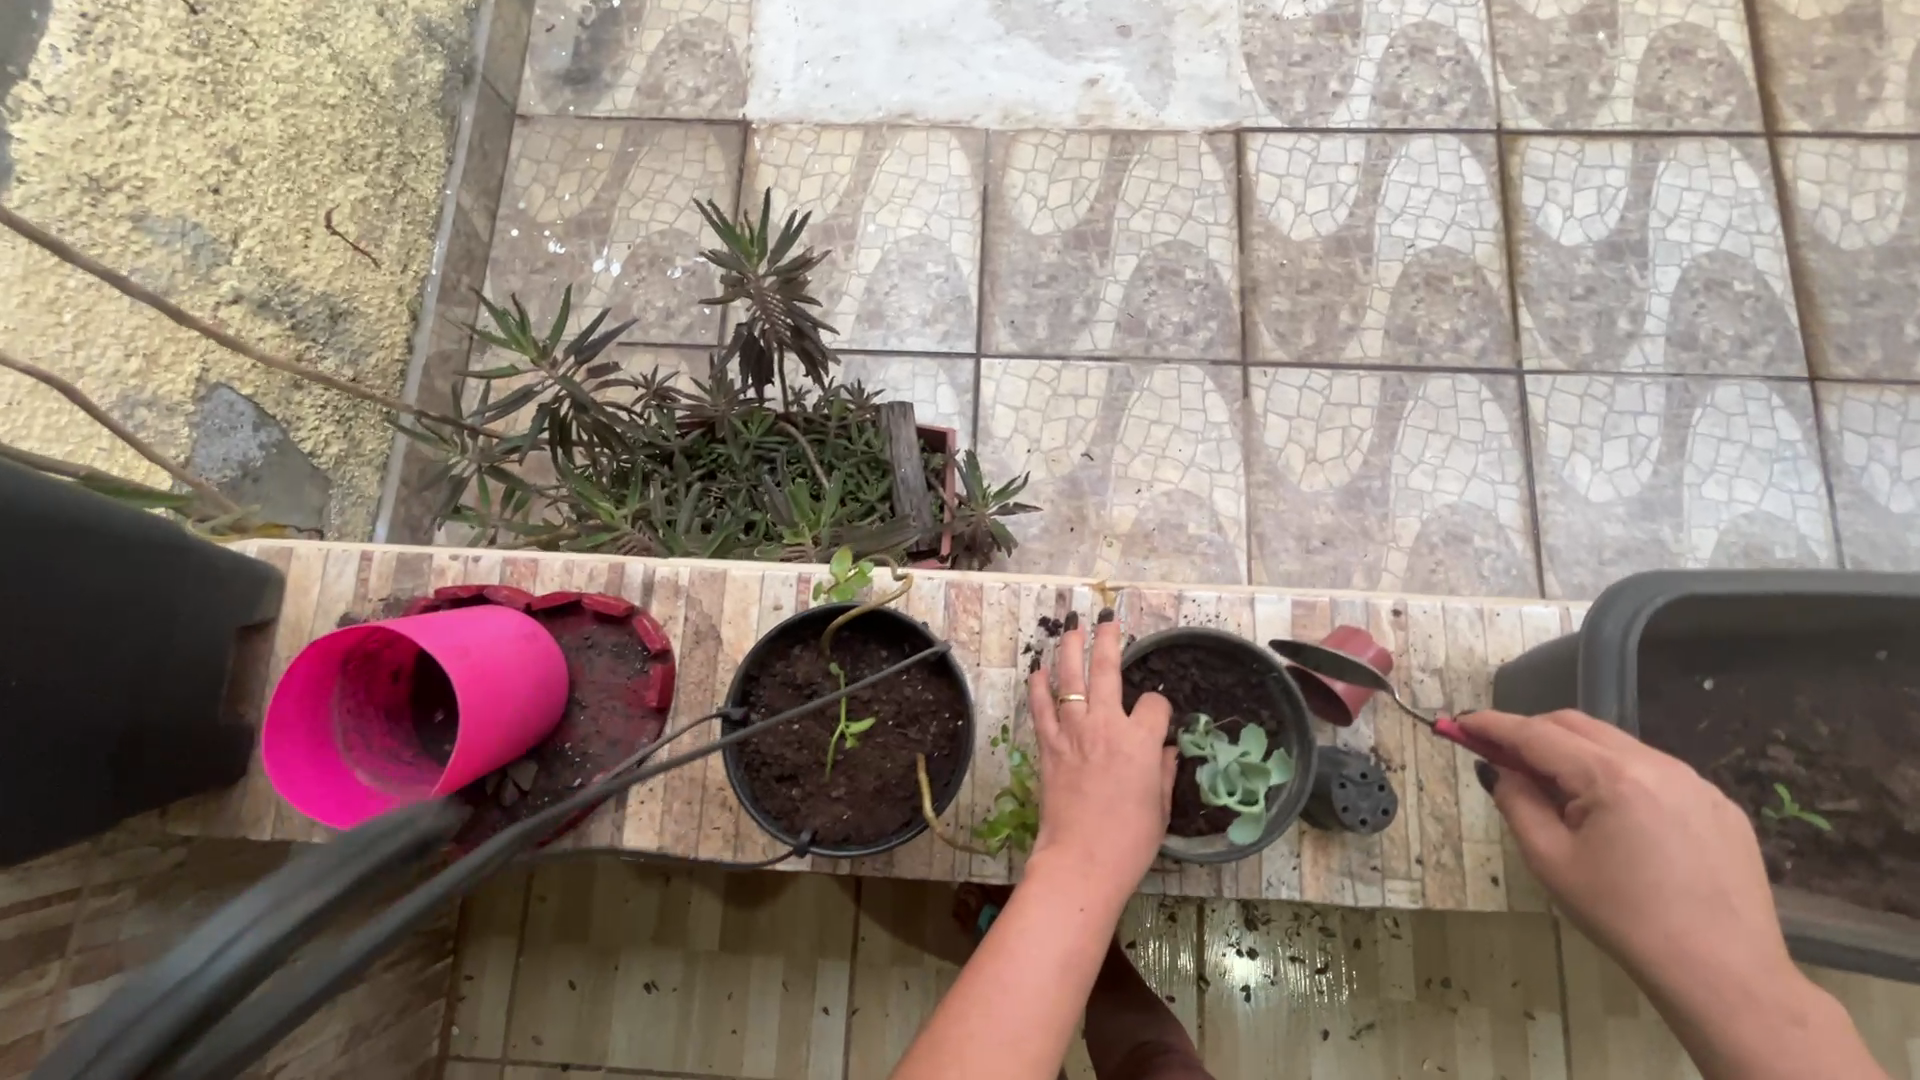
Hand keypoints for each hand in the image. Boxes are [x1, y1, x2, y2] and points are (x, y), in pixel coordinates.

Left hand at [1026, 614, 1176, 898]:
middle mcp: (1106, 726)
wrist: (1081, 859)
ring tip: (1070, 628)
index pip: (1156, 704)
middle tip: (1105, 619)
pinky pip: (1040, 707)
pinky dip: (1038, 687)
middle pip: (1107, 670)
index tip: (1159, 718)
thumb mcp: (1160, 806)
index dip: (1160, 708)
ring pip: (1069, 679)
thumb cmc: (1130, 839)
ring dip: (1069, 649)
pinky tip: (1038, 670)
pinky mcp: (1048, 745)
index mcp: (1141, 741)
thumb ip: (1163, 770)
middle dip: (1107, 641)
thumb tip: (1165, 750)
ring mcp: (1073, 732)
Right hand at [1460, 710, 1793, 996]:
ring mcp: (1695, 783)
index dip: (1491, 725)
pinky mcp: (1718, 806)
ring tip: (1555, 793)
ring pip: (1615, 745)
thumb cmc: (1623, 916)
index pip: (1535, 734)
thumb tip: (1499, 769)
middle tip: (1500, 758)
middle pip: (1575, 725)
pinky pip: (1652, 771)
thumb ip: (1516, 801)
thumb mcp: (1549, 858)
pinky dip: (1614, 775)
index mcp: (1611, 777)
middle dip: (1531, 732)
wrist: (1724, 974)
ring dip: (1573, 753)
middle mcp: (1657, 765)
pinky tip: (1610, 816)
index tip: (1459, 722)